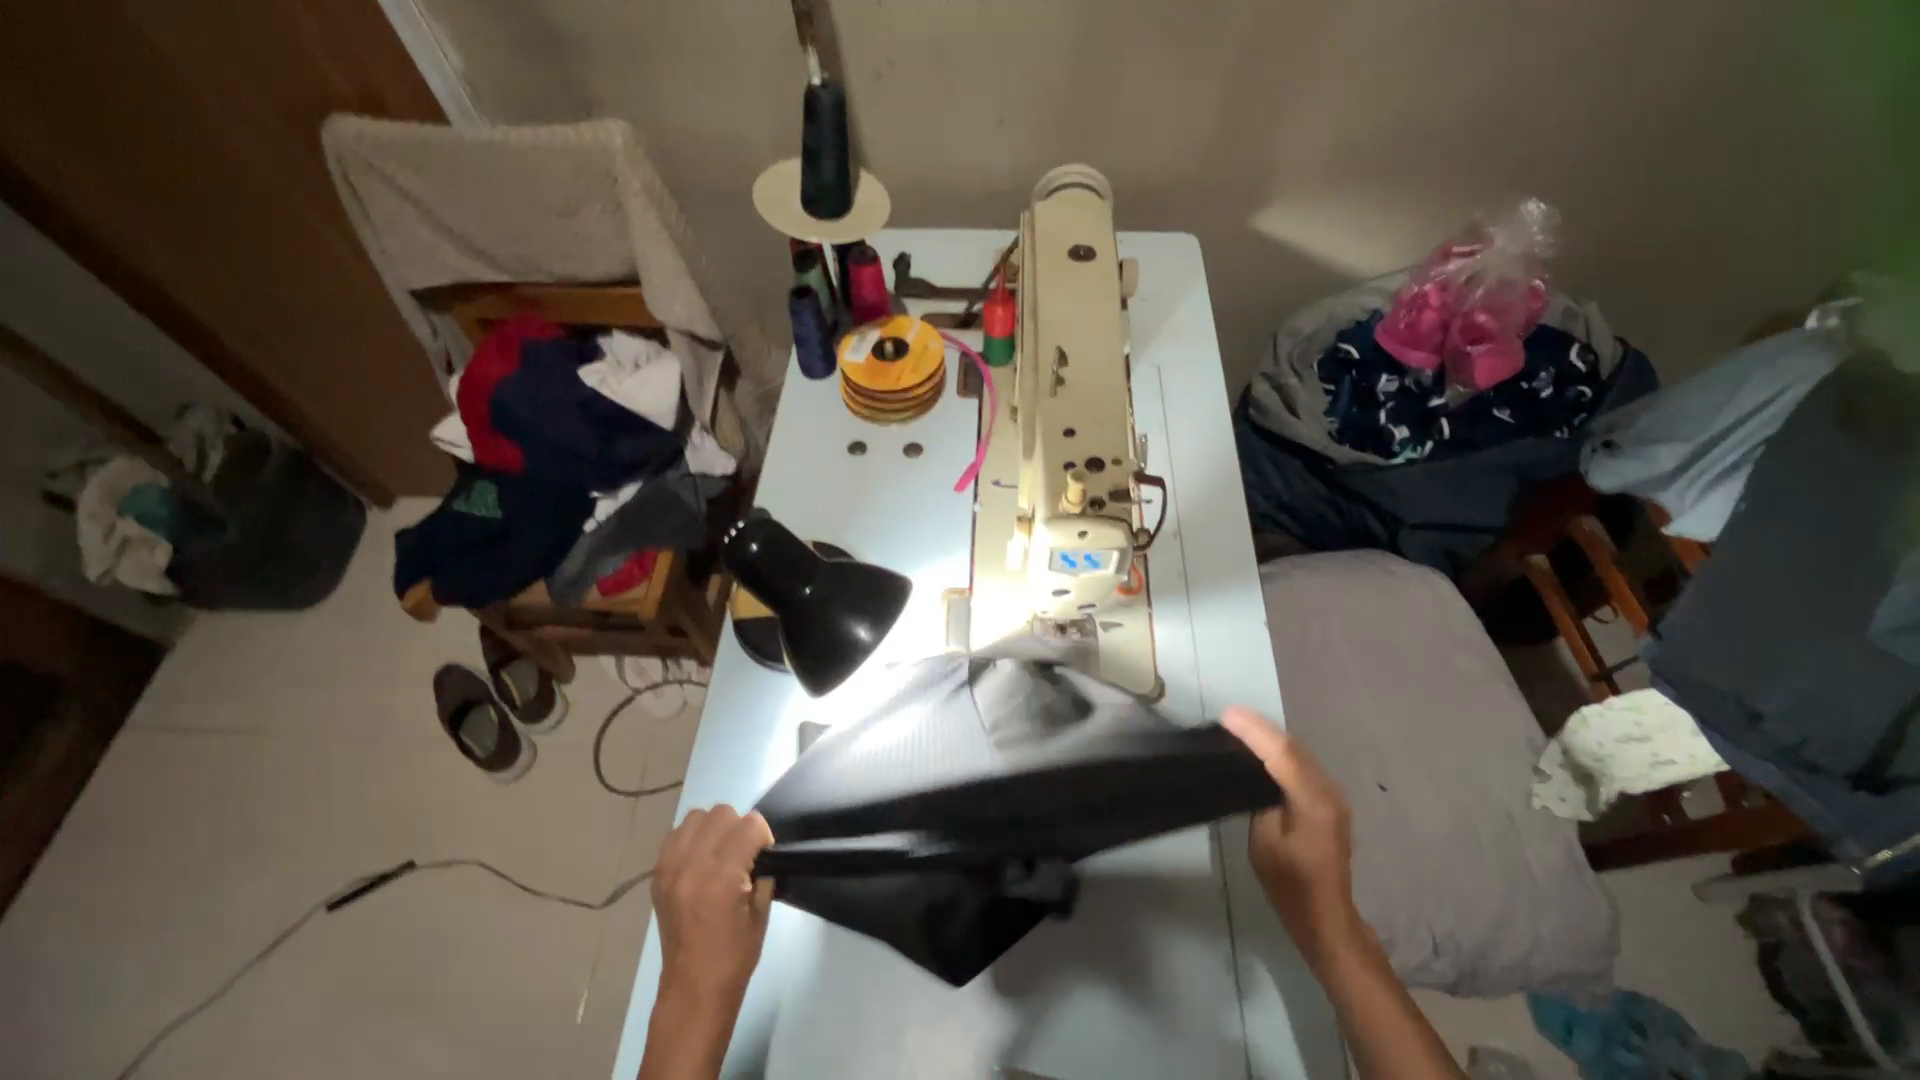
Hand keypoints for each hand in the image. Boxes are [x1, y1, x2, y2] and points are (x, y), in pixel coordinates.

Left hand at [651, 805, 775, 1002]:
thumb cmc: (735, 955)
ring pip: (696, 817)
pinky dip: (691, 839)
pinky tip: (700, 861)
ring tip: (720, 854)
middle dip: (739, 827)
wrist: (693, 987)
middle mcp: (692, 865)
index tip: (764, 856)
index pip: (749, 824)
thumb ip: (762, 873)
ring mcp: (669, 869)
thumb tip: (760, 852)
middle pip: (721, 813)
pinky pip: (675, 836)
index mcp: (722, 877)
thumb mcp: (761, 913)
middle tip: (744, 855)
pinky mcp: (657, 876)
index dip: (763, 837)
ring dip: (714, 828)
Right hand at [1220, 706, 1363, 968]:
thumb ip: (1260, 800)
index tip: (1226, 715)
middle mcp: (1329, 791)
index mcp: (1313, 801)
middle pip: (1294, 747)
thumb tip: (1253, 772)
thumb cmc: (1290, 885)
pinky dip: (1281, 753)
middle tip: (1228, 717)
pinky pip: (1303, 766)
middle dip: (1262, 728)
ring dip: (1272, 738)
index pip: (1282, 754)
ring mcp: (1333, 796)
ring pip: (1300, 754)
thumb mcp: (1264, 842)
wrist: (1326, 915)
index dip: (1254, 730)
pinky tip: (1262, 752)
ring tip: (1240, 727)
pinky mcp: (1330, 802)